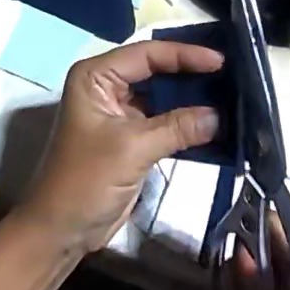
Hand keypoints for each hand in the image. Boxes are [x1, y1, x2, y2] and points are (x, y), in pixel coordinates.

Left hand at [20, 40, 224, 251]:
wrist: (59, 235)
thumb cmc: (85, 181)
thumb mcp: (132, 149)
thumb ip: (177, 127)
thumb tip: (219, 116)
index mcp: (97, 76)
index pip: (147, 54)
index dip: (185, 55)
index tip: (220, 60)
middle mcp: (108, 86)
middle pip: (157, 69)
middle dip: (191, 72)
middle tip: (230, 71)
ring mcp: (120, 111)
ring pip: (164, 94)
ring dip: (192, 97)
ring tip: (230, 91)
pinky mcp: (132, 136)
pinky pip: (166, 119)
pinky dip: (187, 121)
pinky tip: (216, 121)